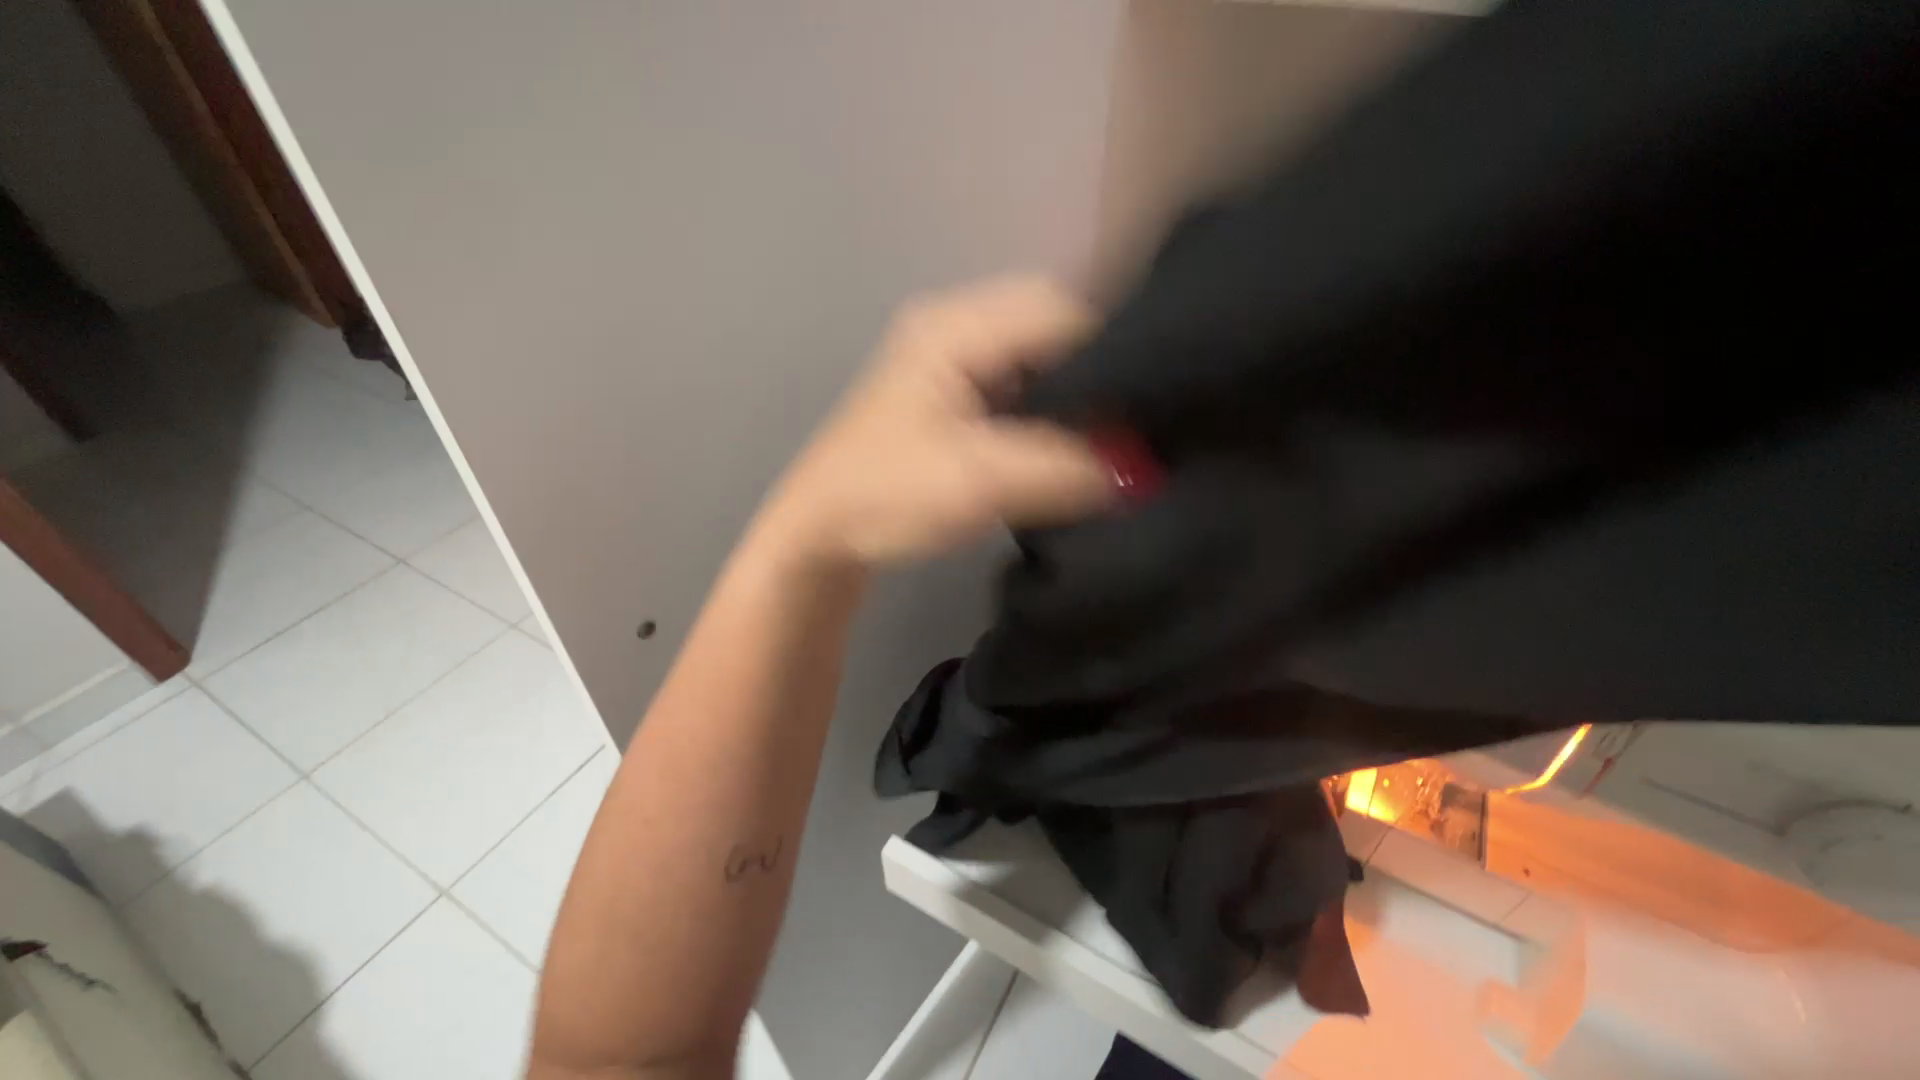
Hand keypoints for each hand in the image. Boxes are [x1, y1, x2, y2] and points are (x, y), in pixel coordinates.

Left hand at [757, 277, 1116, 568]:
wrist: (819, 535)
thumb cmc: (883, 496)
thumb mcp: (978, 482)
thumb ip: (1064, 470)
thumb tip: (1142, 473)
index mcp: (954, 327)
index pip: (1058, 309)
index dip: (1114, 346)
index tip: (1160, 394)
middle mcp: (958, 328)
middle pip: (1054, 327)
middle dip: (1103, 369)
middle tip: (1148, 415)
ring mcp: (958, 362)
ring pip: (1045, 359)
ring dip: (1082, 393)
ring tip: (1127, 429)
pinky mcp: (961, 397)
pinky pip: (1028, 387)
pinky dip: (1060, 410)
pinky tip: (1086, 440)